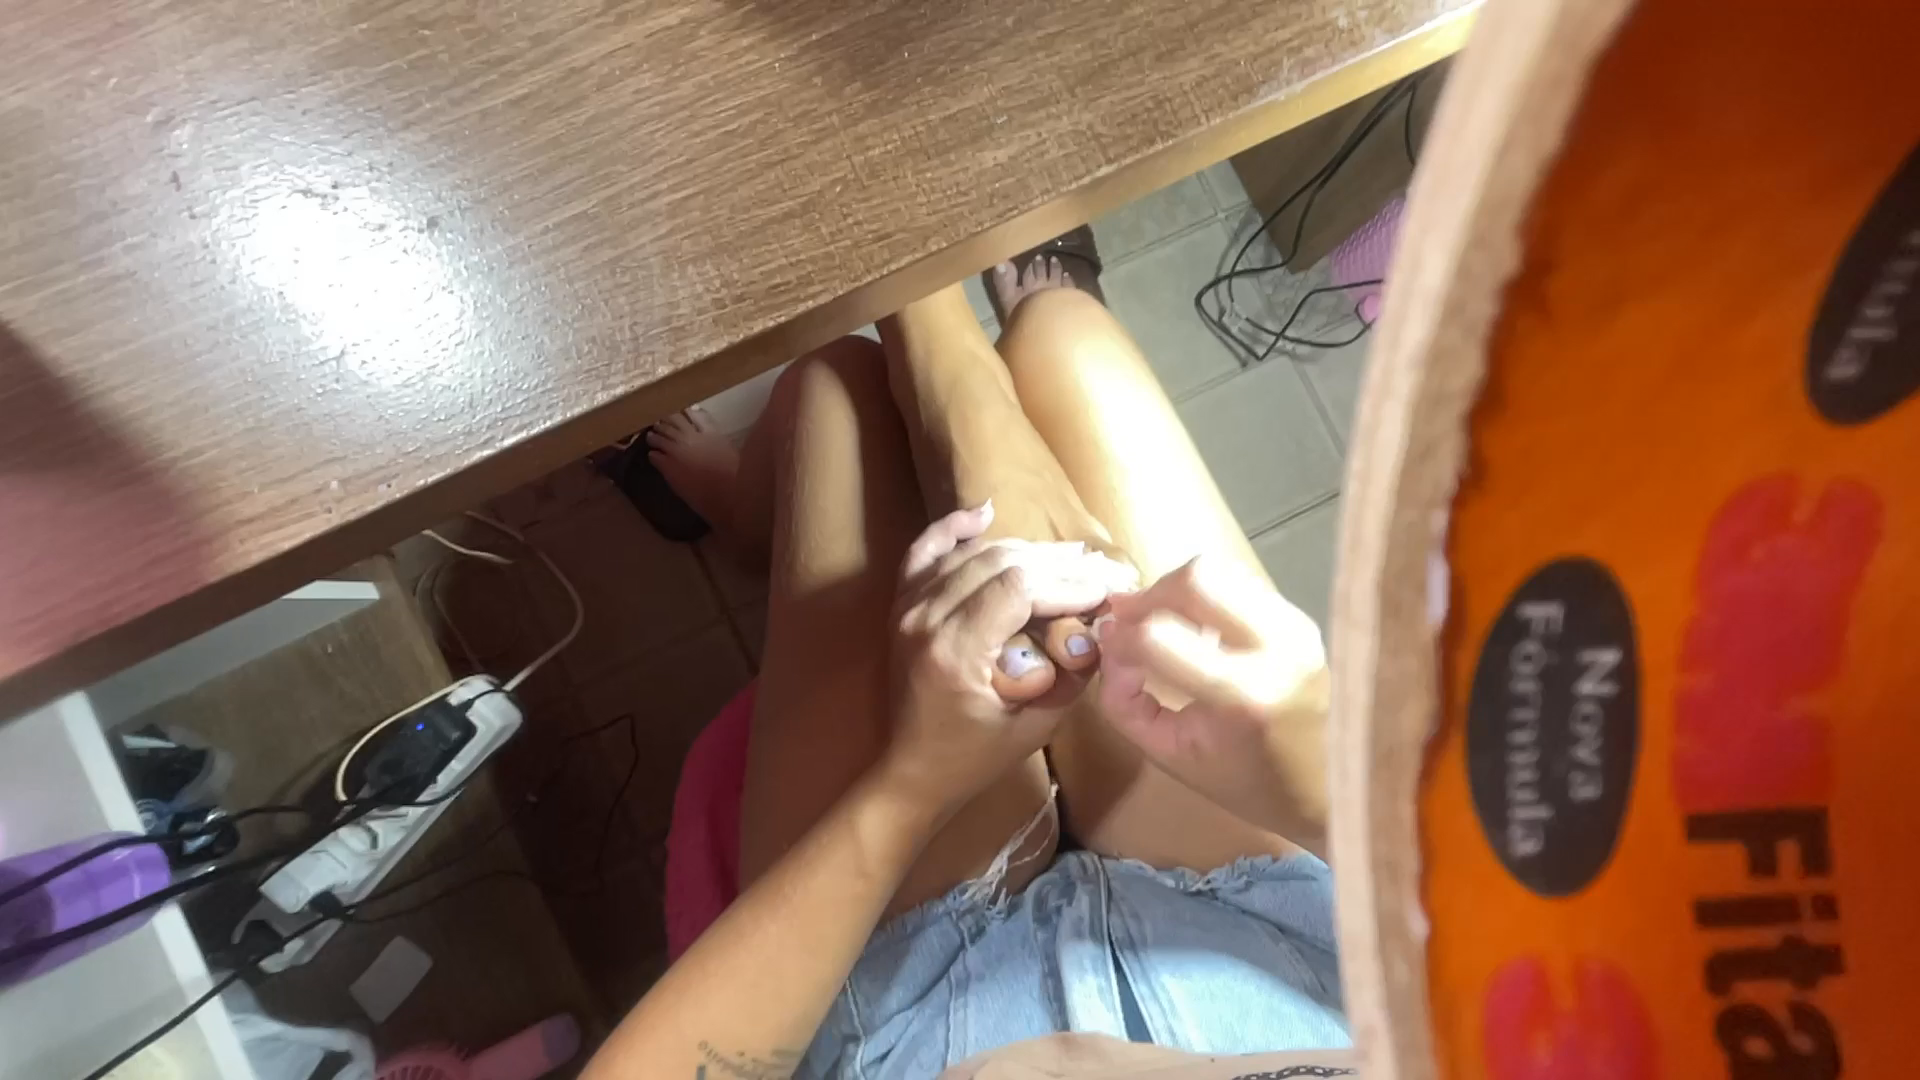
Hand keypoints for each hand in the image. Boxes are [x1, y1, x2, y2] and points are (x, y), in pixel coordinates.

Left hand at [878, 501, 1135, 816]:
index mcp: (954, 652)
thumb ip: (1070, 674)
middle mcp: (924, 618)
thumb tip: (1101, 626)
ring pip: (973, 554)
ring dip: (1025, 549)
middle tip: (1102, 571)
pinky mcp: (901, 604)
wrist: (912, 771)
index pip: (1019, 589)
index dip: (1069, 584)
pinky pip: (925, 551)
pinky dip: (954, 528)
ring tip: (1072, 556)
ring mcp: (907, 606)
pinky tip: (986, 511)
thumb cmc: (973, 758)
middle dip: (1058, 564)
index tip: (1107, 591)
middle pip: (1000, 563)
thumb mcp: (1034, 727)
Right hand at [1095, 555, 1330, 850]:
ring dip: (1175, 590)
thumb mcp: (1169, 755)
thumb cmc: (1248, 783)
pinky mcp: (1300, 617)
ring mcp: (1294, 626)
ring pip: (1217, 571)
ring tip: (1160, 620)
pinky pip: (1237, 584)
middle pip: (1195, 579)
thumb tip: (1109, 643)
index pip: (1157, 636)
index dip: (1120, 635)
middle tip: (1128, 617)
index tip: (1107, 644)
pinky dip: (1203, 596)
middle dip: (1149, 594)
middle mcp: (1275, 647)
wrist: (1337, 790)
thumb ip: (1123, 701)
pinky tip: (1195, 626)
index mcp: (1241, 695)